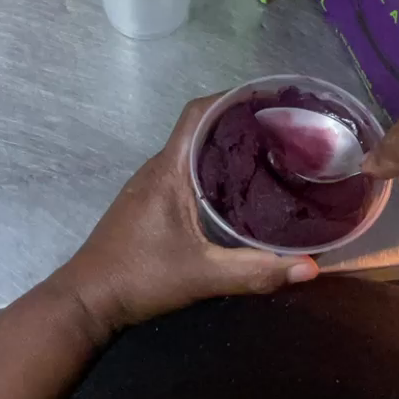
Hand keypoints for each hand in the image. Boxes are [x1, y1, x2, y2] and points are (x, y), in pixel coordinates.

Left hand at [51, 96, 319, 339]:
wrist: (87, 300)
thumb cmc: (139, 278)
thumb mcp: (202, 276)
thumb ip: (255, 272)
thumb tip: (311, 267)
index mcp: (169, 170)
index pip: (198, 112)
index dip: (232, 97)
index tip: (270, 100)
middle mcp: (159, 168)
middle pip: (201, 128)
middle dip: (240, 122)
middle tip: (283, 131)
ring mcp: (151, 185)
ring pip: (194, 151)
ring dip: (227, 147)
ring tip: (271, 155)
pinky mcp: (150, 203)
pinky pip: (187, 171)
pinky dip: (214, 169)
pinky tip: (239, 190)